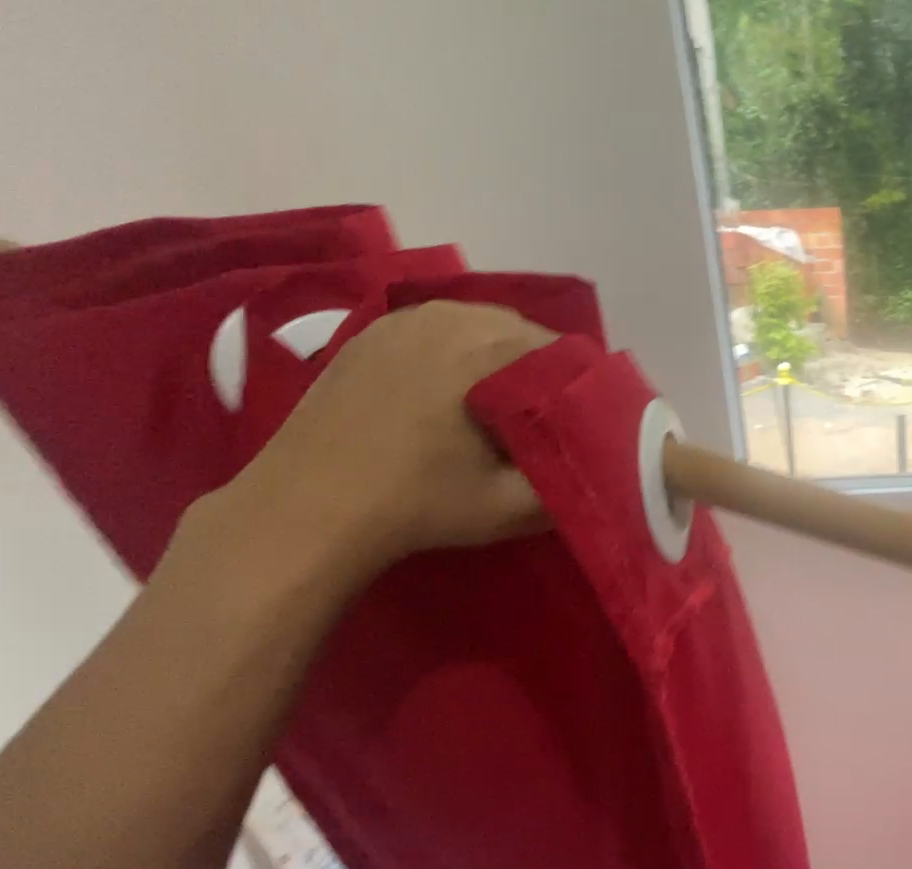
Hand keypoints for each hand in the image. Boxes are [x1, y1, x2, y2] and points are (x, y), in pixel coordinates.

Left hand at [197, 300, 557, 586]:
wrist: (308, 508)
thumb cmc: (420, 504)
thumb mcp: (515, 507)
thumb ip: (572, 479)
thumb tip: (604, 461)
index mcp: (487, 349)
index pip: (567, 354)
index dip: (587, 390)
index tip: (590, 425)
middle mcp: (449, 318)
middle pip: (526, 333)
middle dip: (547, 372)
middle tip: (554, 419)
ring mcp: (404, 320)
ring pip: (484, 326)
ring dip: (506, 359)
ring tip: (511, 405)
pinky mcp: (372, 332)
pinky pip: (441, 328)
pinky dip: (463, 352)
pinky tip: (461, 392)